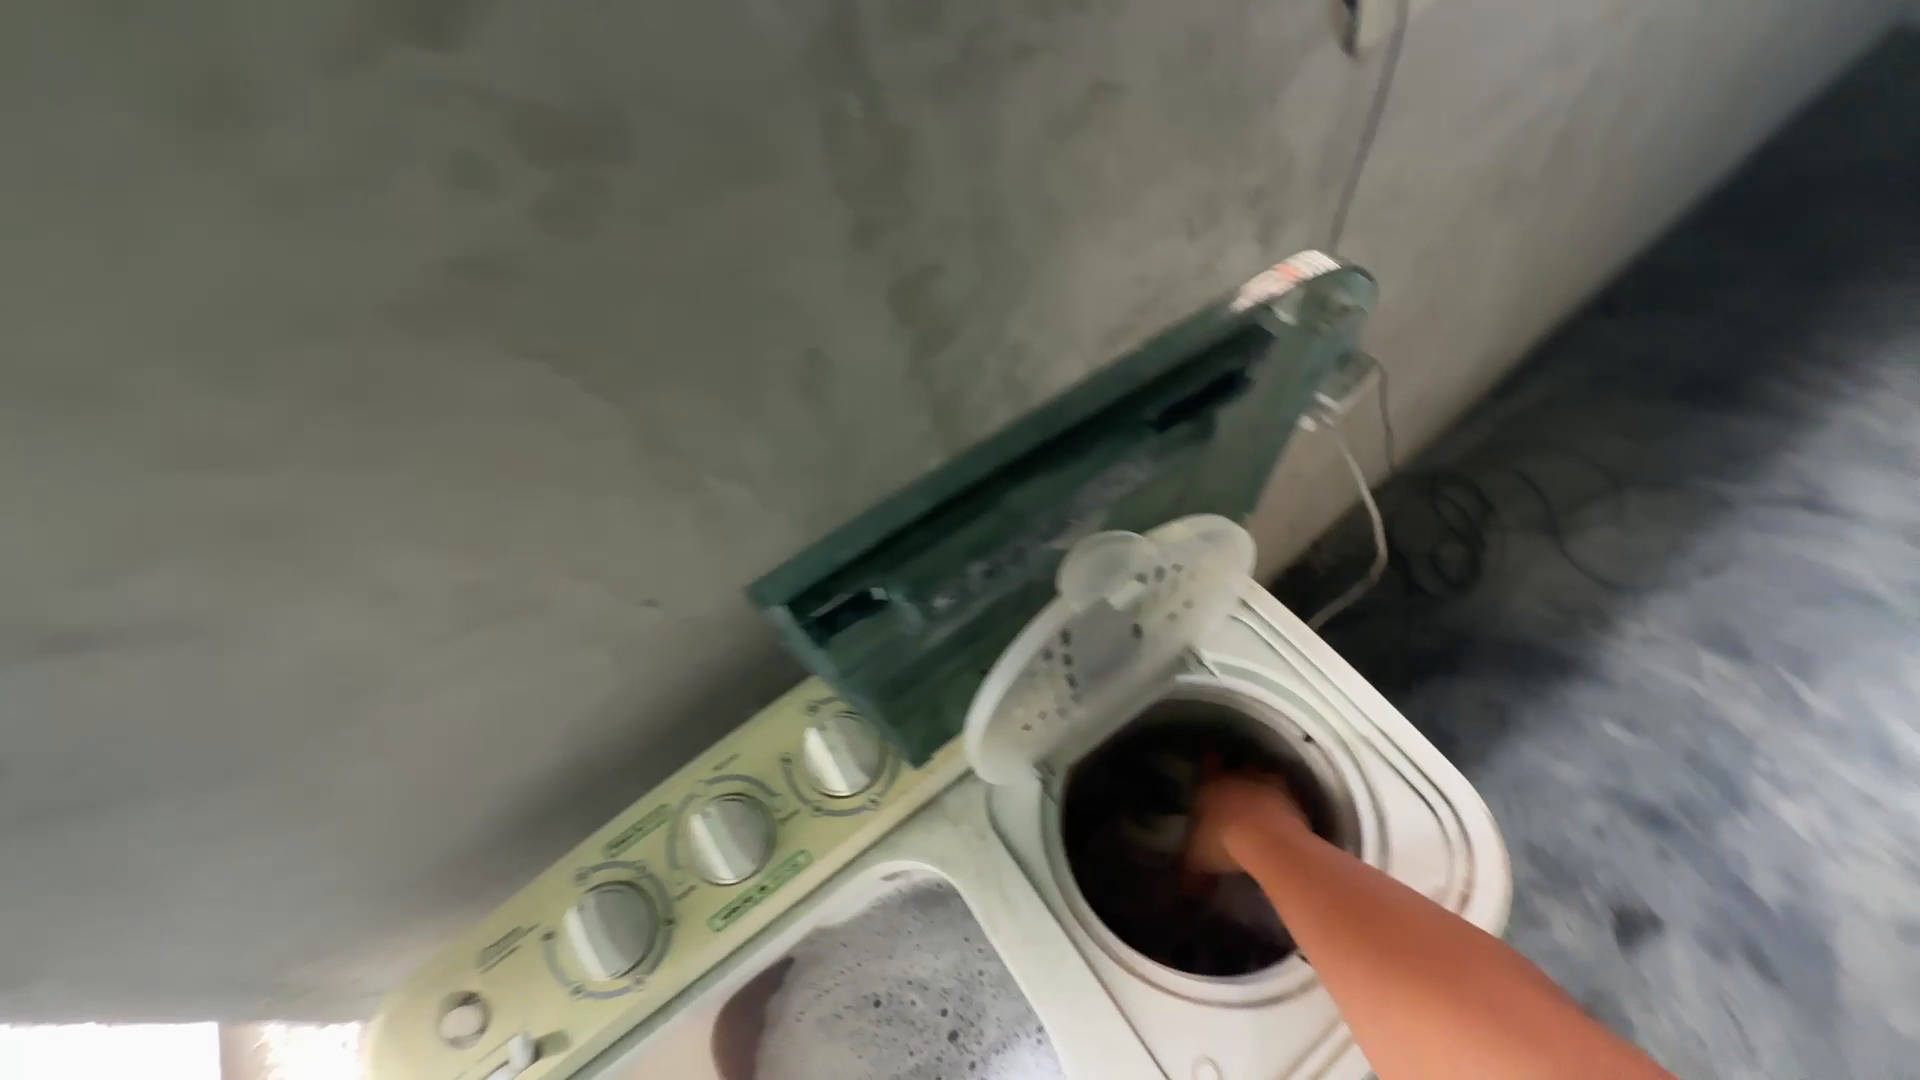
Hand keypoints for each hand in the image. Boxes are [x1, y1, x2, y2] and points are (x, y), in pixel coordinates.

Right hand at [1183, 774, 1309, 874]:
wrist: (1269, 842)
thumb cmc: (1223, 844)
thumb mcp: (1197, 861)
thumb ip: (1188, 866)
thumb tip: (1182, 884)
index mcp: (1208, 783)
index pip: (1205, 763)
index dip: (1207, 764)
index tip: (1208, 767)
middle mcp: (1237, 774)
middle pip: (1236, 766)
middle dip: (1236, 776)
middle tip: (1235, 792)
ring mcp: (1266, 781)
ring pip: (1263, 776)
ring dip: (1262, 787)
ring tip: (1261, 806)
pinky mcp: (1292, 795)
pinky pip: (1286, 795)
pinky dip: (1285, 804)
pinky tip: (1283, 819)